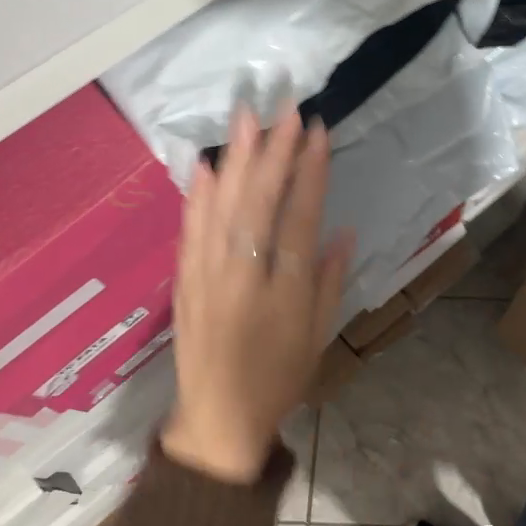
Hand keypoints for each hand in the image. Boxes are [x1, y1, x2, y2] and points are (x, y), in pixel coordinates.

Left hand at [164, 101, 351, 484]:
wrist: (219, 418)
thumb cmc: (280, 378)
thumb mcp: (319, 336)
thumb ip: (331, 282)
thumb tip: (342, 230)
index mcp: (287, 293)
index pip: (300, 219)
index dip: (311, 173)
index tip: (318, 131)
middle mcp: (245, 278)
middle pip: (259, 203)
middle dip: (274, 151)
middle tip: (284, 107)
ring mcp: (208, 278)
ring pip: (222, 208)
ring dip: (236, 160)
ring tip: (245, 117)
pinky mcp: (183, 282)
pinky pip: (190, 231)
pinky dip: (198, 196)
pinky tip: (205, 165)